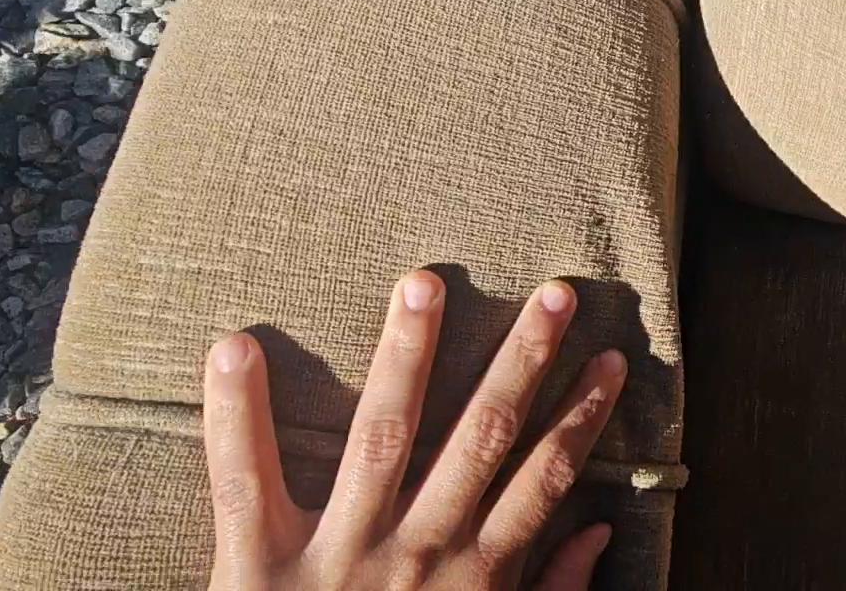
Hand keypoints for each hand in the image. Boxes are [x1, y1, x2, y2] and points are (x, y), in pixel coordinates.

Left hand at [201, 272, 627, 589]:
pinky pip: (244, 486)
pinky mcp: (252, 573)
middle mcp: (416, 554)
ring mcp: (336, 558)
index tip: (612, 357)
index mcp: (472, 579)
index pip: (546, 479)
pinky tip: (232, 347)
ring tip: (422, 284)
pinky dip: (236, 418)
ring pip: (384, 436)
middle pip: (484, 437)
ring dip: (406, 356)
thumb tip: (602, 529)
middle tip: (556, 294)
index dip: (584, 417)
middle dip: (524, 361)